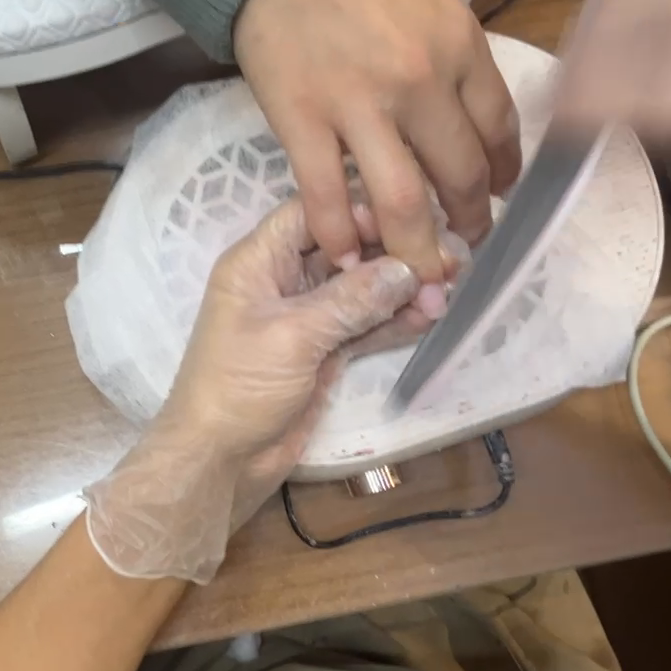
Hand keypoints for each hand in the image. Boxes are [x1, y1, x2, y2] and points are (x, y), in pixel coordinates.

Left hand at [84, 199, 427, 583]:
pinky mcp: (322, 350)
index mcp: (257, 261)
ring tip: (449, 288)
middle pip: (343, 249)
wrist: (221, 459)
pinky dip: (393, 320)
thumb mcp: (293, 335)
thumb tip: (408, 269)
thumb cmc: (240, 386)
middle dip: (392, 252)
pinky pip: (363, 324)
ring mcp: (304, 316)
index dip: (358, 212)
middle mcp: (281, 280)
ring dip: (401, 288)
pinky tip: (429, 316)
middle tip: (448, 258)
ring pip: (359, 288)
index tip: (410, 219)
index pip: (312, 214)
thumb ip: (350, 300)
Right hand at [235, 0, 519, 309]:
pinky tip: (345, 259)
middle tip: (460, 251)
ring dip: (414, 249)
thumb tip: (460, 124)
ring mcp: (359, 108)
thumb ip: (453, 61)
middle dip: (466, 226)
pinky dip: (339, 237)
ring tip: (416, 274)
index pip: (498, 129)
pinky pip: (326, 197)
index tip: (494, 200)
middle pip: (458, 177)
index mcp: (459, 47)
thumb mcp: (433, 0)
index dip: (501, 176)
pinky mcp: (302, 124)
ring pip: (401, 201)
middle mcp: (419, 83)